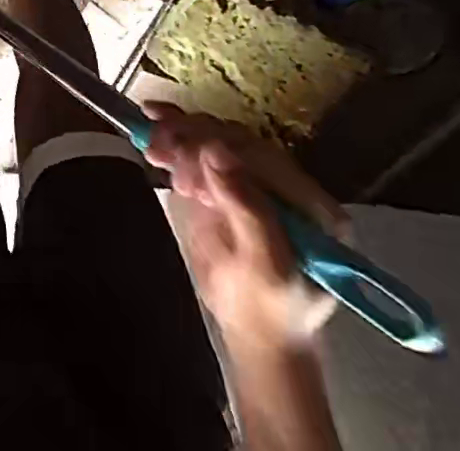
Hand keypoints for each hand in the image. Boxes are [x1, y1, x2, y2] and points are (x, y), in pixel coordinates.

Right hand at [143, 103, 347, 349]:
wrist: (254, 330)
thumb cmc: (268, 309)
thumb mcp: (266, 266)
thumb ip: (248, 209)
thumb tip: (215, 152)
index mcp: (310, 205)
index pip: (263, 157)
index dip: (221, 147)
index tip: (182, 150)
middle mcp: (283, 185)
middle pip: (235, 142)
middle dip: (194, 139)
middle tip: (158, 147)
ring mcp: (250, 183)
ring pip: (212, 140)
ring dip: (178, 136)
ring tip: (154, 149)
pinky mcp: (221, 185)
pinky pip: (196, 152)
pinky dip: (171, 138)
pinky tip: (149, 129)